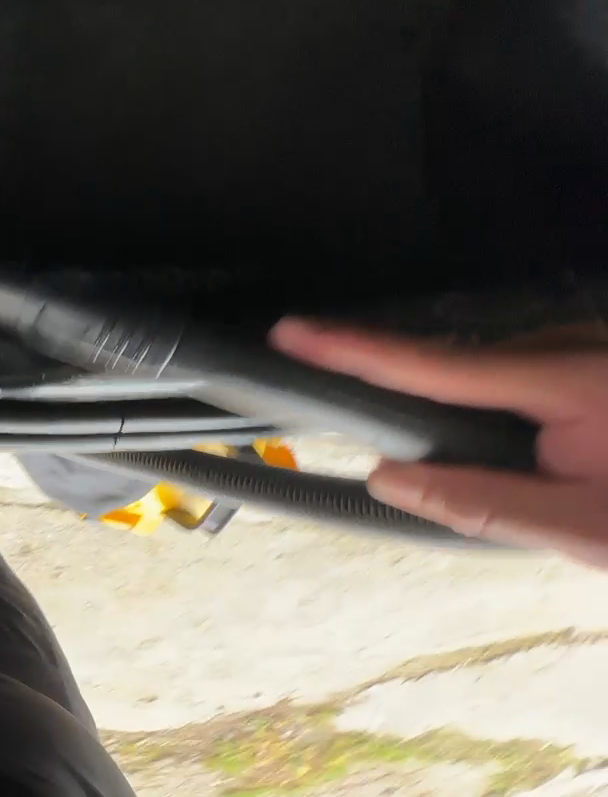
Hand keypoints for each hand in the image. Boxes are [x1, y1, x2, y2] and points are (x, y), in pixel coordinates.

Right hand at [270, 319, 607, 567]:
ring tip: (546, 473)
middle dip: (434, 405)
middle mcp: (577, 351)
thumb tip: (386, 479)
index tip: (287, 330)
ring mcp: (589, 350)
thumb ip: (489, 503)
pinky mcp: (595, 360)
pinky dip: (515, 406)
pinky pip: (532, 373)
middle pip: (462, 367)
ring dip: (484, 411)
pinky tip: (563, 451)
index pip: (432, 366)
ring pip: (500, 371)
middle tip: (462, 464)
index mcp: (573, 383)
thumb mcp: (602, 532)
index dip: (351, 349)